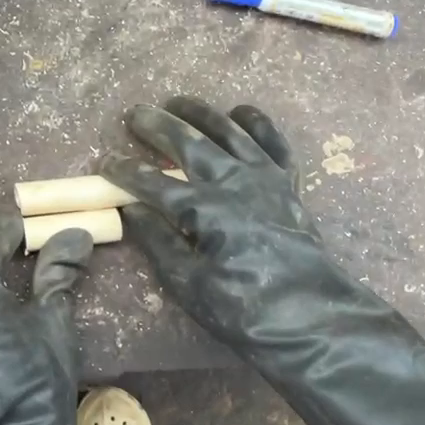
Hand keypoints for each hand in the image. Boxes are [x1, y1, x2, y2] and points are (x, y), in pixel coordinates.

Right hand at [103, 96, 424, 424]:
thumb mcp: (190, 286)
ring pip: (227, 131)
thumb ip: (159, 242)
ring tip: (176, 101)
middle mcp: (232, 182)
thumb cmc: (247, 310)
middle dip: (157, 126)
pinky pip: (272, 142)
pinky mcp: (286, 184)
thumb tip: (132, 209)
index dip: (126, 172)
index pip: (152, 183)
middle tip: (134, 114)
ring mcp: (263, 178)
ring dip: (199, 112)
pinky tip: (239, 112)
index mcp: (204, 209)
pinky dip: (255, 122)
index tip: (106, 165)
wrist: (318, 322)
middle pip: (188, 143)